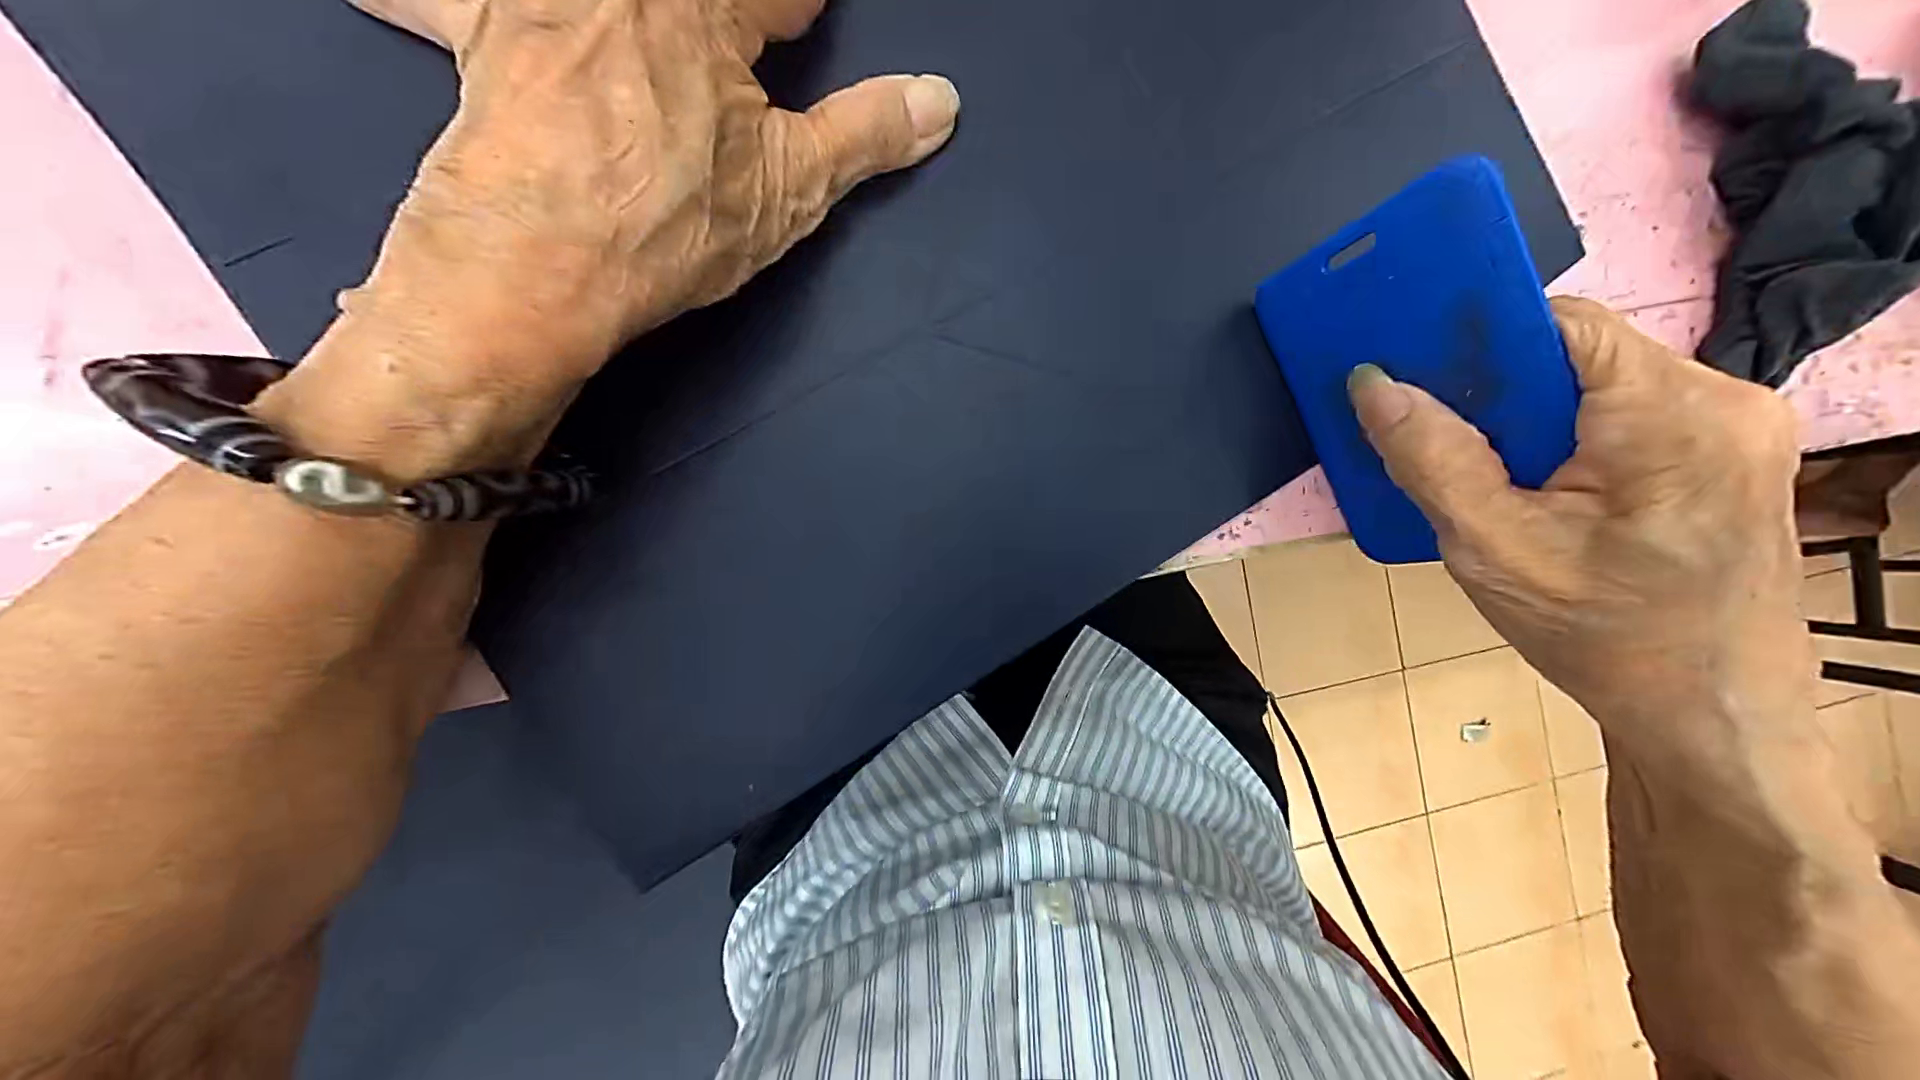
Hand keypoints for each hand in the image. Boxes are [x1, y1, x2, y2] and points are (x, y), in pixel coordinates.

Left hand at [254, 0, 959, 476]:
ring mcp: (540, 0)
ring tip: (610, 30)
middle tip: (740, 28)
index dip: (801, 5)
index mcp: (704, 6)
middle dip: (730, 11)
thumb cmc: (676, 223)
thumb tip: (945, 100)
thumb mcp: (791, 189)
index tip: (805, 14)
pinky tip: (392, 6)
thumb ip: (867, 135)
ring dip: (598, 11)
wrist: (544, 267)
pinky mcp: (478, 34)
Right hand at [1347, 298, 1813, 765]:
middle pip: (1572, 354)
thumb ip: (1432, 461)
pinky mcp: (1715, 451)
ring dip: (1514, 418)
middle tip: (1424, 432)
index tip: (1409, 370)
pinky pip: (1610, 415)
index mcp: (1674, 417)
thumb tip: (1373, 384)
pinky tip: (1518, 483)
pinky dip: (1548, 437)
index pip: (1562, 324)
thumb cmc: (1600, 635)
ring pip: (1585, 385)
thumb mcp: (1492, 550)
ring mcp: (1729, 424)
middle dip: (1488, 389)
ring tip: (1468, 468)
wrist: (1707, 709)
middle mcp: (1721, 399)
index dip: (1476, 336)